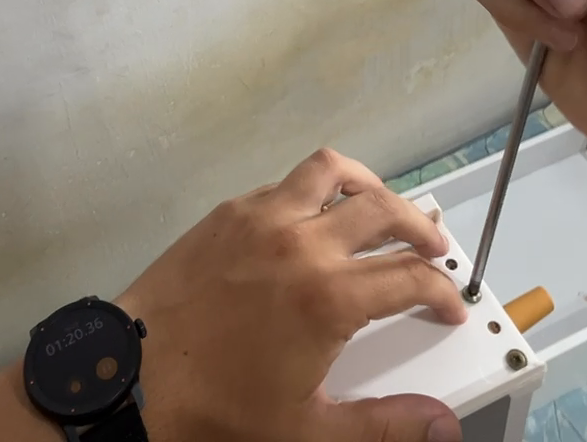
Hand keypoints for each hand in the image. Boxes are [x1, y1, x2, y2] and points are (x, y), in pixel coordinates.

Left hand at [116, 148, 466, 441]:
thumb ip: (385, 426)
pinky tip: (314, 216)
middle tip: (433, 246)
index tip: (449, 303)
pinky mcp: (231, 208)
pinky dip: (314, 190)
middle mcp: (301, 242)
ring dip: (368, 184)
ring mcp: (263, 216)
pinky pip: (286, 182)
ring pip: (332, 170)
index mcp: (328, 297)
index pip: (410, 277)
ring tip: (381, 205)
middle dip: (421, 226)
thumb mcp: (309, 430)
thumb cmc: (220, 405)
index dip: (442, 290)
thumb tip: (444, 423)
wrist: (137, 376)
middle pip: (383, 209)